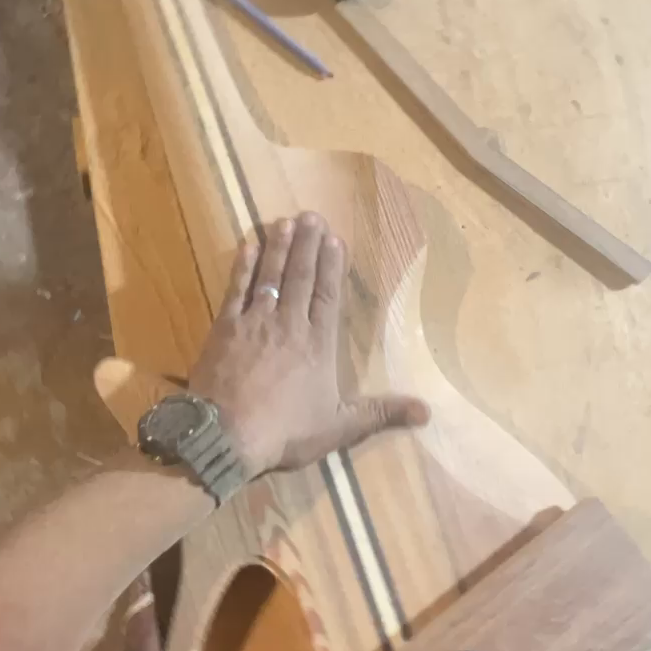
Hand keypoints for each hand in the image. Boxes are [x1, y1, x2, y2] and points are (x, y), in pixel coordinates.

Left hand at [188, 212, 429, 478]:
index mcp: (317, 345)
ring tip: (285, 221)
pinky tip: (247, 246)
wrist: (225, 434)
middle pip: (300, 278)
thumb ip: (380, 415)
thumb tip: (427, 413)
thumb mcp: (338, 427)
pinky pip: (235, 290)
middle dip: (307, 245)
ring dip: (278, 248)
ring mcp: (253, 323)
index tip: (334, 238)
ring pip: (269, 277)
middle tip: (311, 215)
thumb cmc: (284, 432)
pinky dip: (242, 267)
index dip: (332, 266)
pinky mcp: (223, 329)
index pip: (328, 296)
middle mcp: (288, 325)